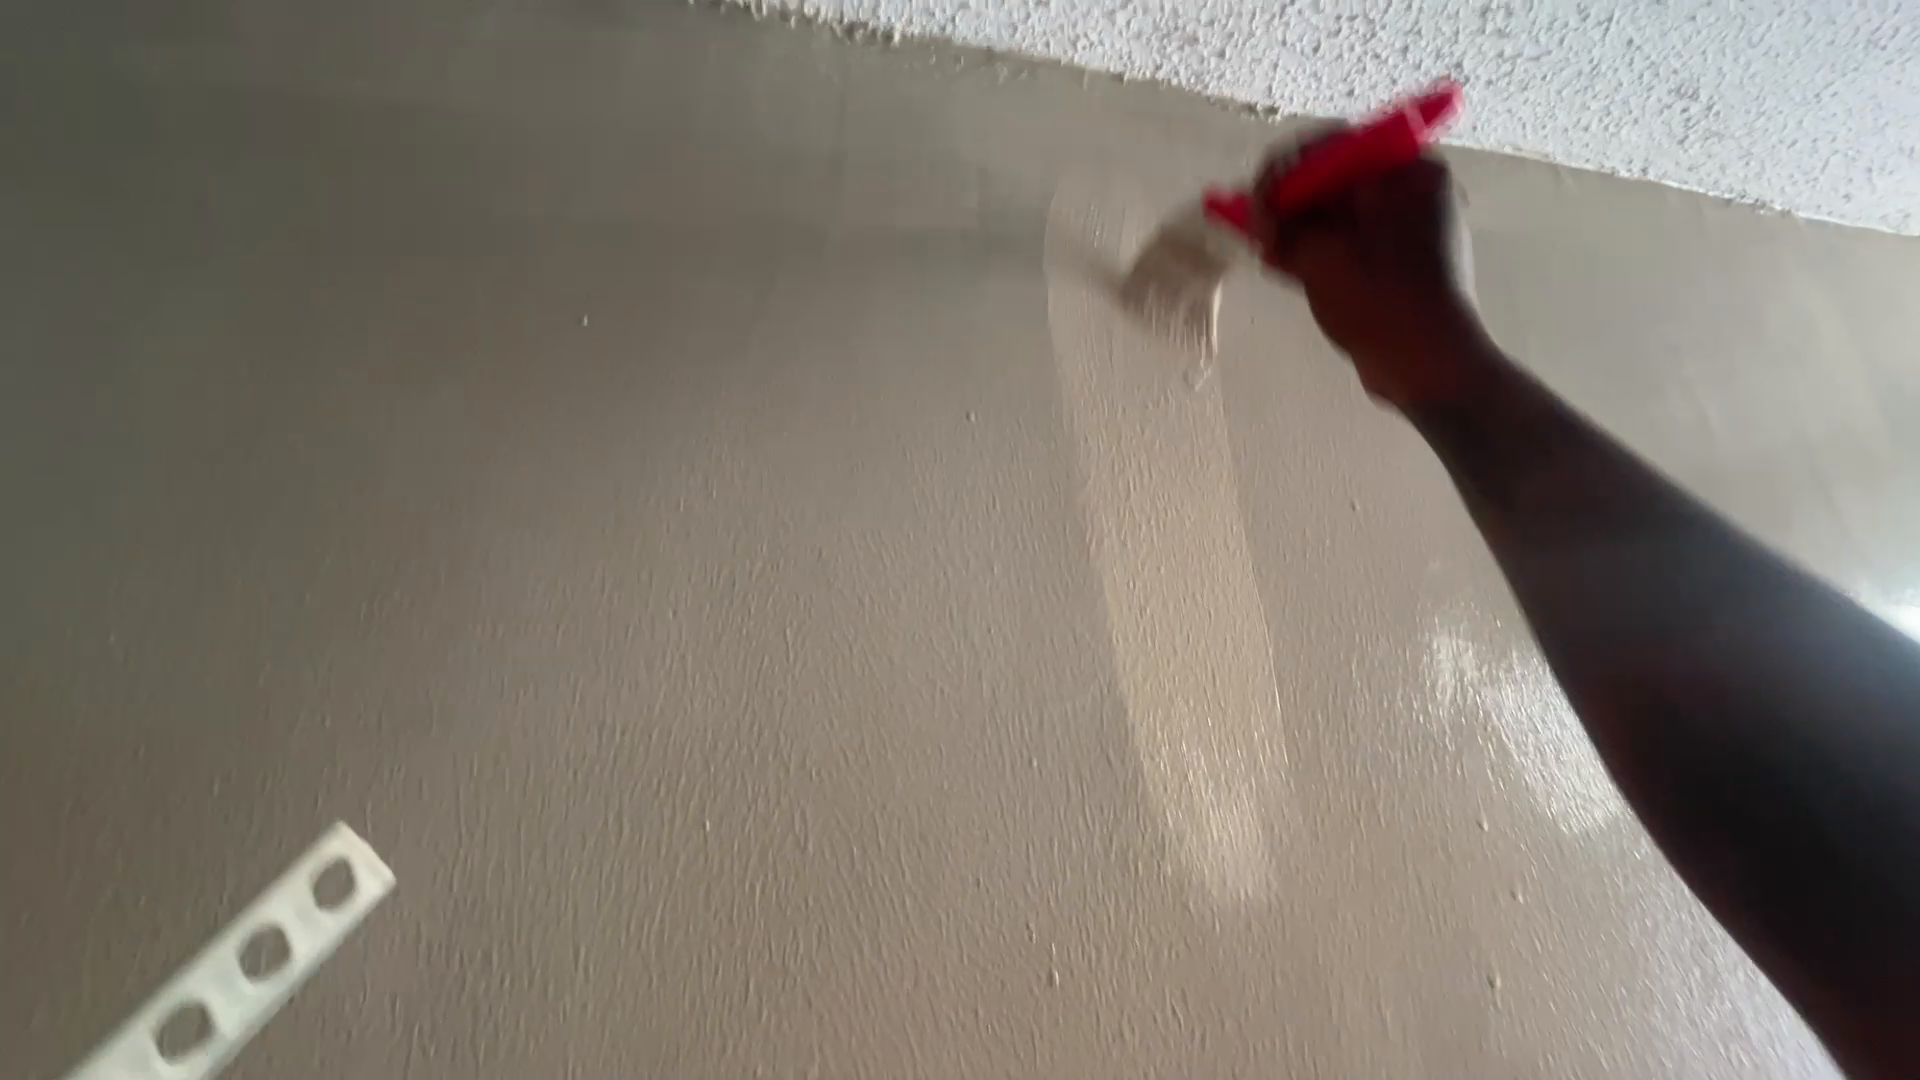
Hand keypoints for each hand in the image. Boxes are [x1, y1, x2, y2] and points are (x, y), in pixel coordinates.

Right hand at [1252, 146, 1493, 409]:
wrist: (1425, 362)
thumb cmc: (1377, 300)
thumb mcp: (1320, 258)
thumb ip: (1286, 228)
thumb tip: (1263, 216)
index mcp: (1404, 172)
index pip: (1333, 146)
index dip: (1285, 170)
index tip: (1255, 200)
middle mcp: (1410, 190)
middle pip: (1334, 179)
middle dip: (1288, 201)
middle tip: (1255, 227)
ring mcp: (1406, 228)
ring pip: (1337, 214)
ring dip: (1296, 228)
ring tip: (1264, 248)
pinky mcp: (1396, 262)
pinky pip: (1348, 242)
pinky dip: (1315, 249)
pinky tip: (1282, 263)